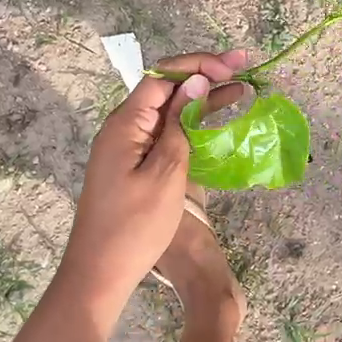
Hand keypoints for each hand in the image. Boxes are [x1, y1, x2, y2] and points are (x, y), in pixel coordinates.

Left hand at [48, 50, 247, 332]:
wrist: (98, 277)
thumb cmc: (134, 227)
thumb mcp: (165, 173)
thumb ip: (181, 123)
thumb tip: (196, 81)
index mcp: (126, 123)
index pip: (163, 75)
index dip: (197, 65)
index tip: (229, 68)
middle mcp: (125, 126)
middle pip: (167, 86)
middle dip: (205, 73)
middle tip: (243, 64)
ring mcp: (129, 144)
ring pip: (171, 107)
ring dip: (204, 95)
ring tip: (242, 87)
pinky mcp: (136, 161)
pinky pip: (167, 128)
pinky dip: (194, 120)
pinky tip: (219, 116)